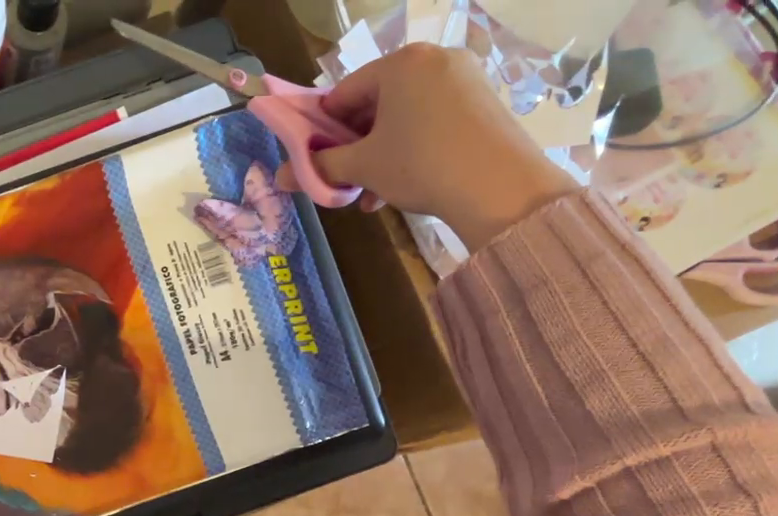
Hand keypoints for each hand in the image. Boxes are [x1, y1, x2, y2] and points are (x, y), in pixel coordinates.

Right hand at [311, 44, 580, 249]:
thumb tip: (280, 176)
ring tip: (368, 194)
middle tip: (343, 179)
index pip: (343, 93)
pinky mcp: (480, 101)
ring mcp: (462, 78)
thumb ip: (319, 167)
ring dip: (378, 155)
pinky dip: (408, 150)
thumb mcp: (361, 167)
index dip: (322, 130)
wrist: (497, 185)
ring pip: (402, 117)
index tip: (316, 160)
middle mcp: (433, 59)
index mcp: (400, 63)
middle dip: (354, 146)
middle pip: (374, 104)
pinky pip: (429, 121)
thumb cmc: (419, 163)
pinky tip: (397, 186)